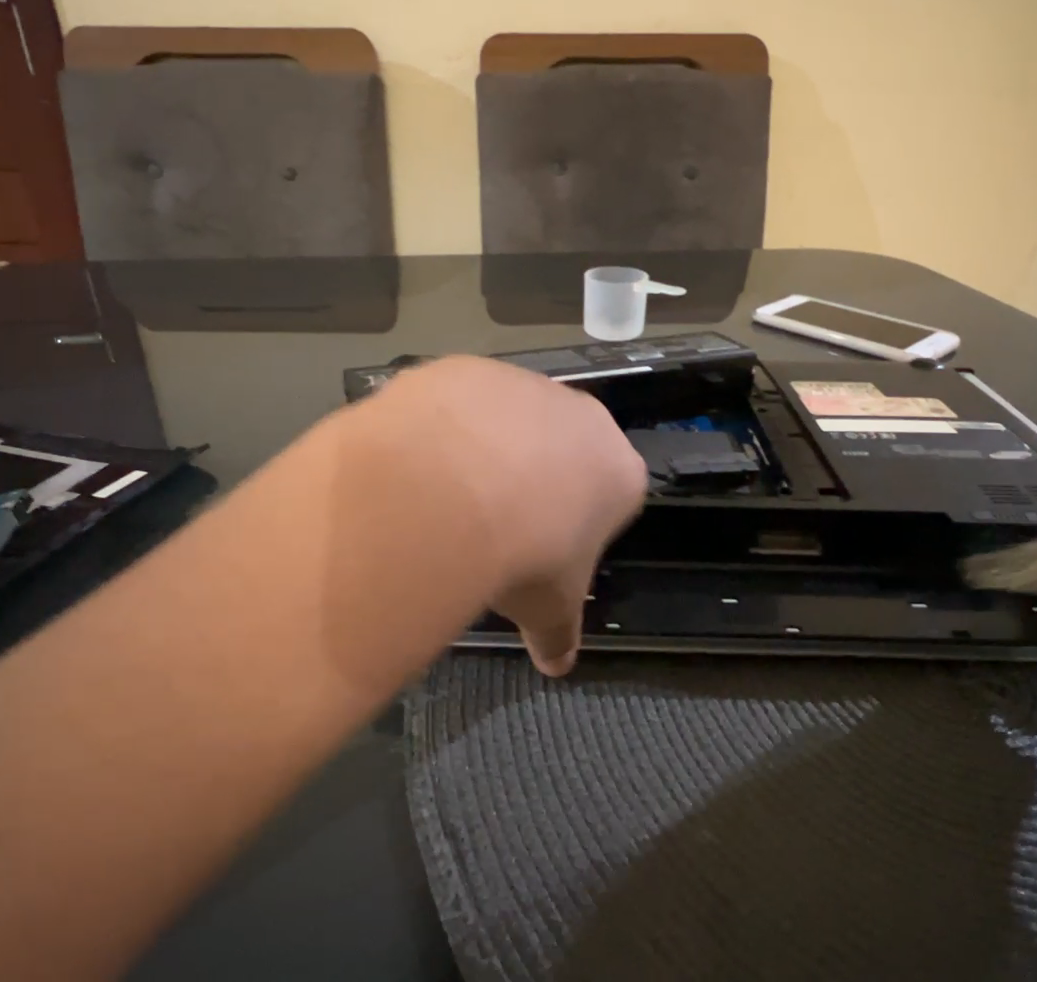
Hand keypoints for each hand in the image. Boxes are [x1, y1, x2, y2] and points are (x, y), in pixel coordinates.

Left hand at [368, 357, 646, 674]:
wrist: (455, 486)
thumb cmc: (527, 554)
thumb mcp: (548, 608)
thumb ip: (557, 635)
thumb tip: (557, 668)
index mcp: (618, 471)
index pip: (609, 493)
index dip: (576, 523)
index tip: (542, 549)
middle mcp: (581, 416)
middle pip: (562, 448)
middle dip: (535, 480)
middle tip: (495, 523)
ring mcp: (523, 385)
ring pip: (508, 420)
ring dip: (487, 451)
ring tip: (447, 498)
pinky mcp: (468, 369)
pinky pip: (457, 403)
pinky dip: (442, 429)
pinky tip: (417, 466)